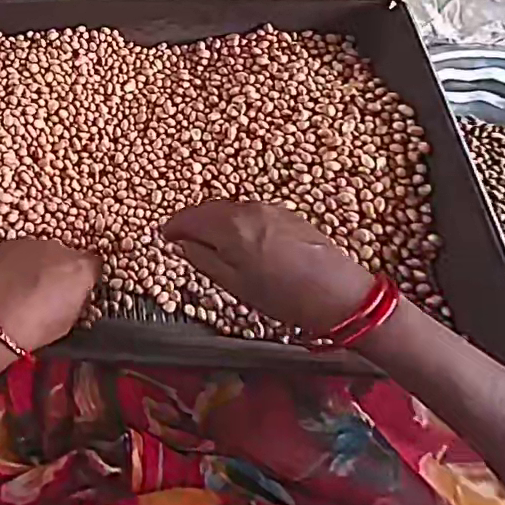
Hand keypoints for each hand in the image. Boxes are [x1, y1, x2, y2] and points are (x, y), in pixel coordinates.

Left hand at [0, 238, 95, 397]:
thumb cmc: (34, 328)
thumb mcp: (69, 321)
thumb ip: (77, 298)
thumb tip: (75, 291)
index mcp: (80, 269)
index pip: (94, 264)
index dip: (87, 277)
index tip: (78, 289)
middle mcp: (59, 248)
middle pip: (67, 256)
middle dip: (61, 270)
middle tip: (48, 292)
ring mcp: (33, 243)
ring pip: (43, 252)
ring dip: (39, 265)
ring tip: (25, 288)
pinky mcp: (9, 244)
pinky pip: (21, 251)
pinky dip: (18, 263)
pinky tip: (9, 282)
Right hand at [162, 201, 376, 335]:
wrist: (340, 294)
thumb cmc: (284, 295)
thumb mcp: (234, 284)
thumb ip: (203, 259)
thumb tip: (183, 245)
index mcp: (229, 225)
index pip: (190, 218)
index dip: (174, 227)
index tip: (165, 236)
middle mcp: (248, 209)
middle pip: (209, 210)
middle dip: (193, 223)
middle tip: (182, 240)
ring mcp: (270, 209)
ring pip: (230, 211)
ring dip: (215, 222)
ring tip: (209, 243)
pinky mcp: (287, 215)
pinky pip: (250, 213)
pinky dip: (236, 223)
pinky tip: (239, 242)